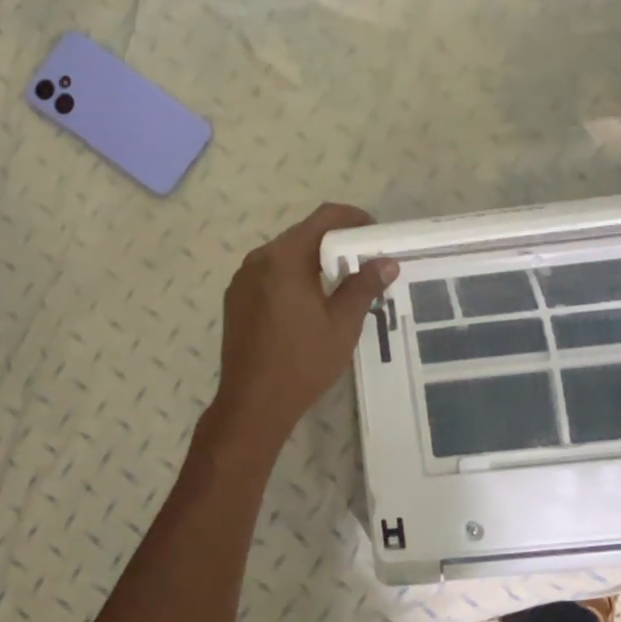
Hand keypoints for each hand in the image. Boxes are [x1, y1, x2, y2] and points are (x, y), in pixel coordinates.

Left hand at [212, 204, 398, 447]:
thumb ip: (363, 286)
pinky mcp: (235, 298)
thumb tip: (385, 261)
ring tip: (338, 282)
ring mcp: (242, 279)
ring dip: (311, 260)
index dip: (351, 218)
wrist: (252, 403)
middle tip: (361, 260)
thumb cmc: (302, 362)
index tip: (373, 233)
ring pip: (283, 255)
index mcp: (285, 258)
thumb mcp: (342, 324)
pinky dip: (290, 276)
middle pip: (301, 234)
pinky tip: (306, 302)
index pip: (322, 218)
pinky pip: (268, 274)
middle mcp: (259, 259)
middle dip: (332, 241)